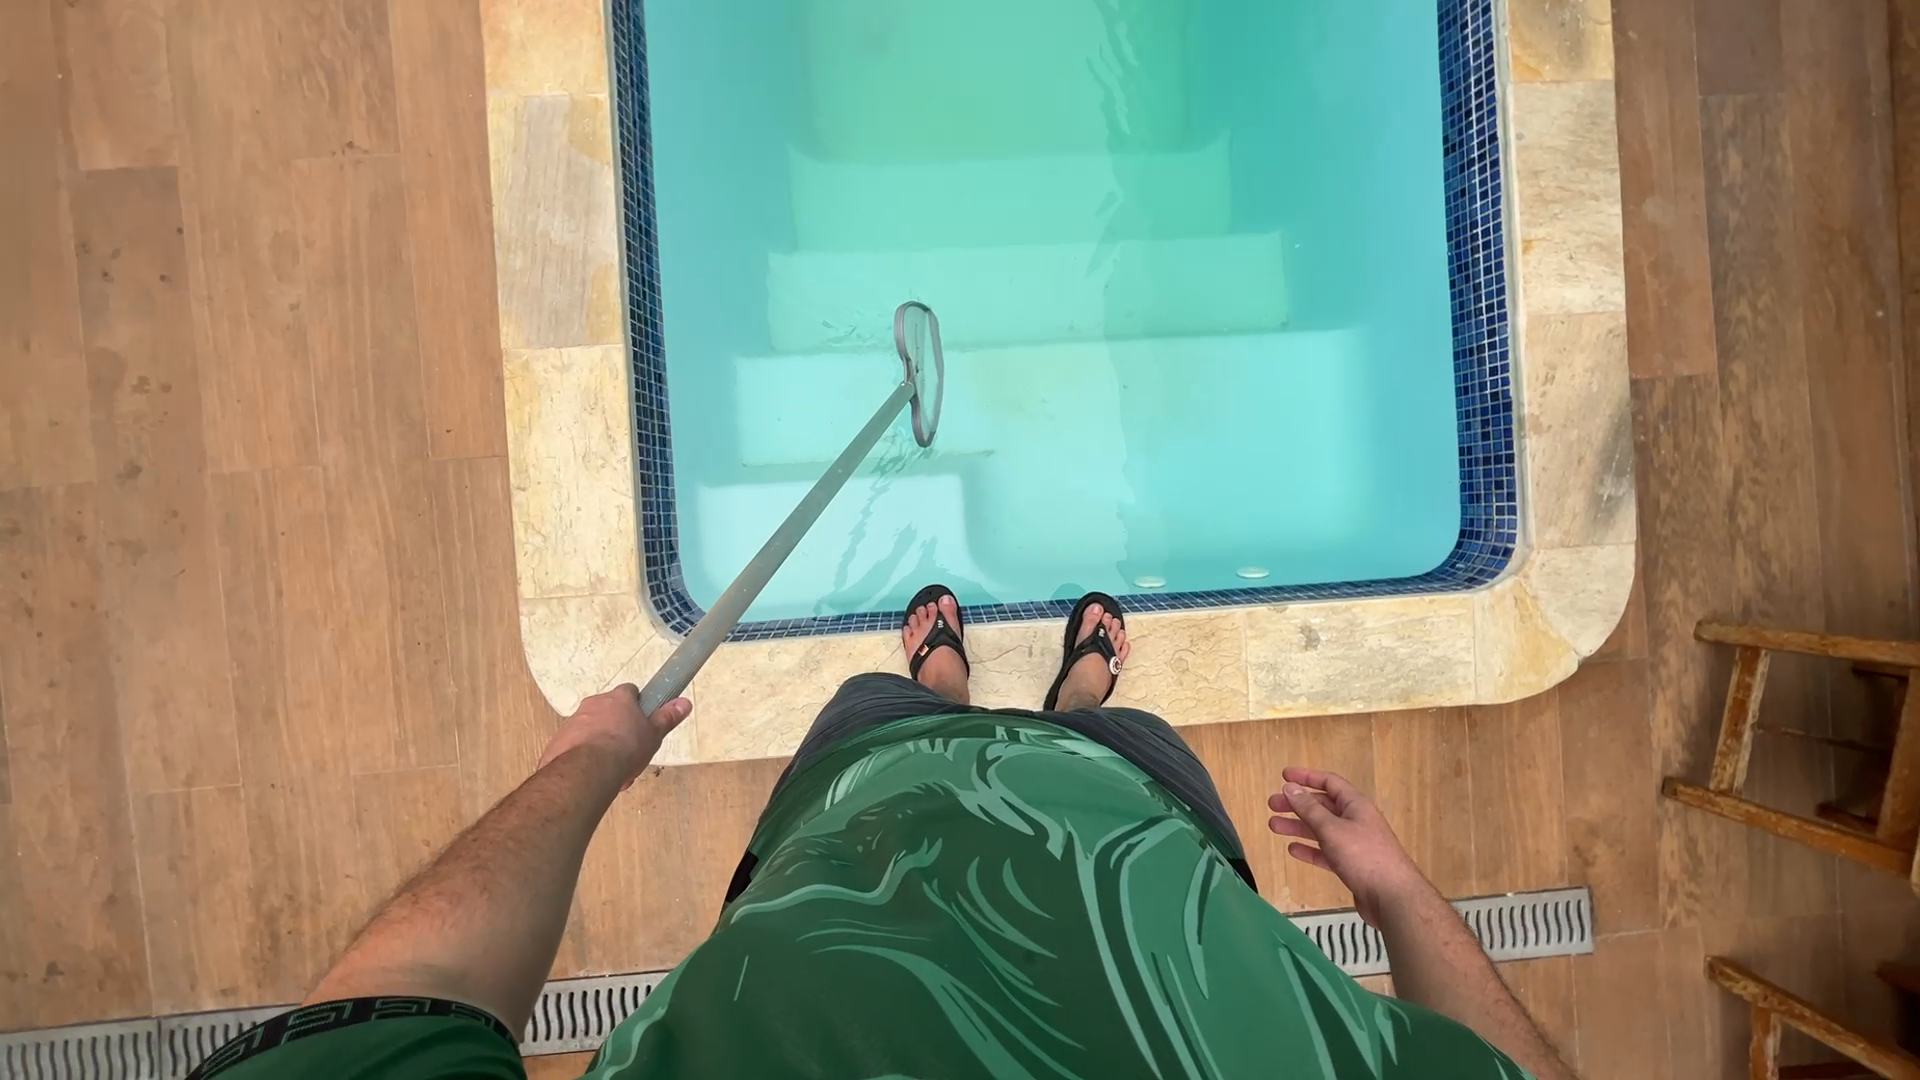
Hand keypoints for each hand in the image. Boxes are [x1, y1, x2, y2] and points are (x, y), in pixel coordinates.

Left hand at [536, 684, 691, 787]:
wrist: (586, 771)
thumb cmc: (624, 749)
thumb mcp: (654, 735)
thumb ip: (667, 718)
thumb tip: (684, 703)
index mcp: (618, 699)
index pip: (629, 692)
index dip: (636, 705)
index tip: (641, 719)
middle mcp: (593, 704)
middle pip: (607, 710)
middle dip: (616, 726)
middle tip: (628, 747)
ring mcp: (572, 722)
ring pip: (589, 729)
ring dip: (599, 743)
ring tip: (612, 766)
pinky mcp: (557, 742)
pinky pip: (573, 746)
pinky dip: (582, 756)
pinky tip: (593, 774)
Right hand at [1267, 767, 1432, 925]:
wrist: (1394, 900)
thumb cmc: (1364, 856)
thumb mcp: (1331, 828)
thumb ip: (1308, 808)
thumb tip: (1290, 787)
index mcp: (1355, 806)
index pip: (1329, 782)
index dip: (1306, 777)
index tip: (1284, 776)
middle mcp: (1355, 821)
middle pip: (1322, 807)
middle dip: (1296, 805)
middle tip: (1272, 805)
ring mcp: (1355, 845)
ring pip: (1321, 830)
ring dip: (1298, 826)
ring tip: (1275, 826)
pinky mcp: (1353, 866)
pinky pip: (1327, 852)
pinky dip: (1310, 850)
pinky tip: (1294, 850)